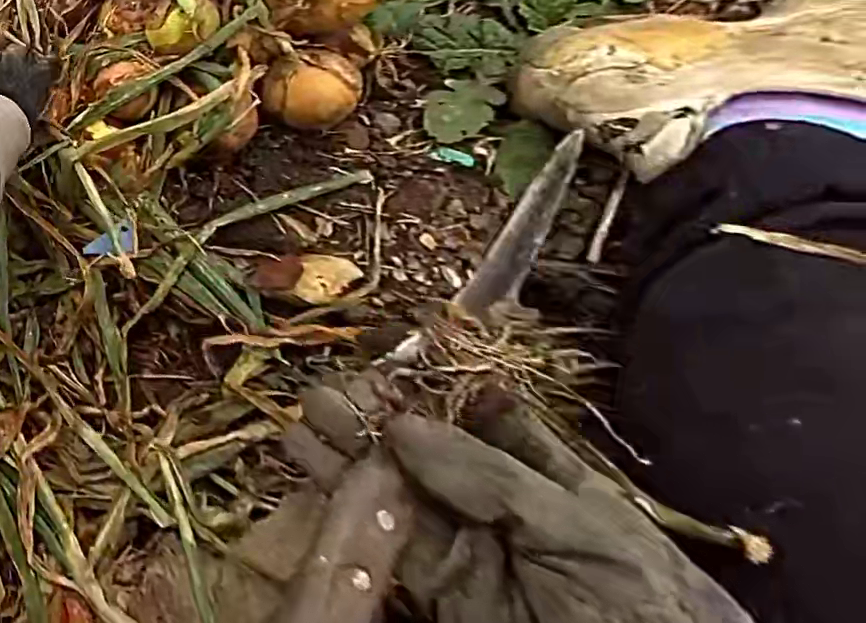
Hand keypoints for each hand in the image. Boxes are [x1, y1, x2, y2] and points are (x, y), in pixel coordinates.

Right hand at [281, 381, 752, 622]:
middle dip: (370, 406)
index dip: (424, 376)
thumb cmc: (647, 617)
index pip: (473, 408)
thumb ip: (493, 476)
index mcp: (542, 475)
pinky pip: (368, 523)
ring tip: (310, 412)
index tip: (381, 350)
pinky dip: (327, 482)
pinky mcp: (420, 575)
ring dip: (341, 436)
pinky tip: (298, 447)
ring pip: (382, 472)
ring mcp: (450, 534)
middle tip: (336, 393)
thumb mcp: (591, 538)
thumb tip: (400, 423)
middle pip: (415, 435)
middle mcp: (485, 496)